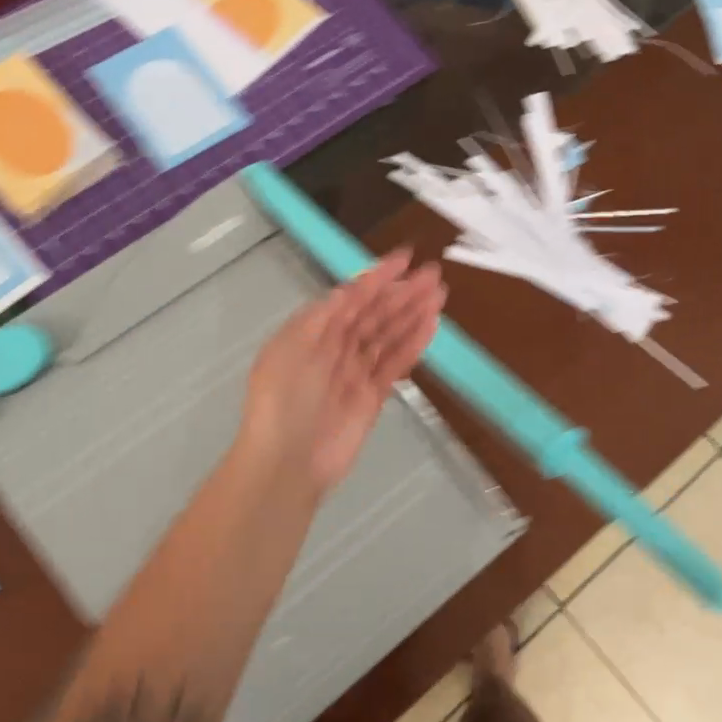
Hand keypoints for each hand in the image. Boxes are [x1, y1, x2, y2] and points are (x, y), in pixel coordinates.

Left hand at [237, 251, 444, 493]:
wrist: (287, 462)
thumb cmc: (283, 401)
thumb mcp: (293, 348)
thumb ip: (323, 317)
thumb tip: (350, 290)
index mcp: (311, 332)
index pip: (349, 297)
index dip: (376, 277)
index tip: (404, 259)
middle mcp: (334, 348)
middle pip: (373, 314)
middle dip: (401, 293)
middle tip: (433, 274)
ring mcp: (354, 372)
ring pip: (388, 335)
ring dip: (412, 314)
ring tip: (439, 293)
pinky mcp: (372, 397)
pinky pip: (395, 364)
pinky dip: (413, 345)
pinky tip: (431, 326)